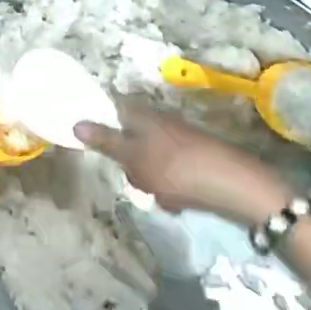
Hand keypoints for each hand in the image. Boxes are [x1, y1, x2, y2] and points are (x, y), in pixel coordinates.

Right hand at [76, 105, 294, 220]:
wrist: (235, 186)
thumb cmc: (176, 168)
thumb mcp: (133, 157)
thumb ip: (105, 141)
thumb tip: (75, 122)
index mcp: (142, 114)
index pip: (113, 106)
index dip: (100, 121)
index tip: (92, 139)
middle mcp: (160, 121)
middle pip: (131, 137)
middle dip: (129, 162)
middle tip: (134, 179)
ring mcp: (180, 139)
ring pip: (150, 158)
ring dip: (151, 178)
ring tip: (161, 196)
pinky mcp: (197, 158)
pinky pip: (171, 171)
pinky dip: (171, 186)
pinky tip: (179, 202)